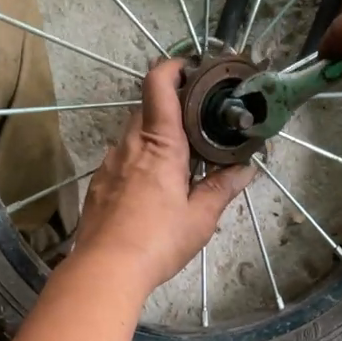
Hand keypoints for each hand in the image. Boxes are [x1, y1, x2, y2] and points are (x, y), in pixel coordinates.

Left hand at [69, 60, 254, 291]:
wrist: (105, 271)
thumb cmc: (155, 242)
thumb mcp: (199, 219)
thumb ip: (221, 189)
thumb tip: (244, 170)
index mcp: (160, 143)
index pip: (159, 83)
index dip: (174, 69)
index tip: (190, 73)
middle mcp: (129, 145)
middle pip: (147, 111)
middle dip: (170, 115)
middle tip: (193, 136)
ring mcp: (109, 166)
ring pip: (132, 139)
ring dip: (152, 146)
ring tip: (173, 172)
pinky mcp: (98, 188)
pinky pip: (119, 166)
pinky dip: (135, 170)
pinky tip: (147, 197)